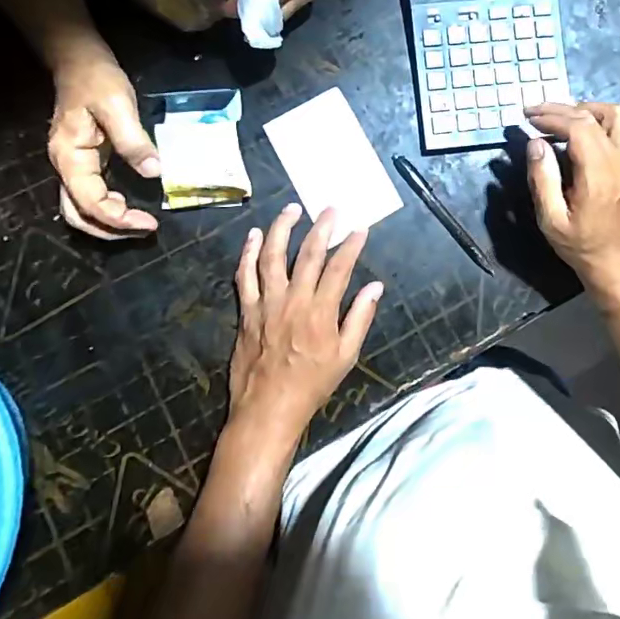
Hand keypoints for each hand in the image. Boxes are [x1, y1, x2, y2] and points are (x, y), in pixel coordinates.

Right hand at [47, 41, 160, 238]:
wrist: (78, 60)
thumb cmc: (97, 80)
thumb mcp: (119, 106)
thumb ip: (133, 140)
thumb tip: (154, 172)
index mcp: (69, 157)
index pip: (89, 202)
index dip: (117, 218)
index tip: (148, 222)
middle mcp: (66, 166)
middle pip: (78, 214)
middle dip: (110, 228)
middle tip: (145, 228)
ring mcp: (73, 165)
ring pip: (81, 207)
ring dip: (108, 222)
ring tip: (140, 223)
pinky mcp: (85, 160)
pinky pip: (91, 193)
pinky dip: (108, 207)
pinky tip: (130, 205)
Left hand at [228, 204, 383, 446]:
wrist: (268, 409)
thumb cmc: (311, 385)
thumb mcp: (346, 356)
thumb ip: (360, 318)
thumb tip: (375, 287)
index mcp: (321, 312)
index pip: (339, 268)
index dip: (351, 245)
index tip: (359, 228)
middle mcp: (293, 300)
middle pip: (309, 254)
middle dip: (322, 227)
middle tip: (331, 208)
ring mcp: (266, 303)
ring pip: (273, 256)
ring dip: (283, 228)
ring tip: (292, 209)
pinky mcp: (246, 310)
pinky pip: (244, 275)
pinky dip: (248, 253)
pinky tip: (255, 235)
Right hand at [522, 102, 619, 309]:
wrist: (614, 260)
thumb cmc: (578, 243)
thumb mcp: (550, 219)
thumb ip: (542, 179)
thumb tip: (535, 143)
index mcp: (598, 175)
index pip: (579, 127)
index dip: (552, 117)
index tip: (529, 118)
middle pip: (595, 116)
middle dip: (562, 110)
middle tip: (536, 114)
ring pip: (617, 115)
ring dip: (588, 110)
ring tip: (561, 119)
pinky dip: (601, 120)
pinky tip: (581, 131)